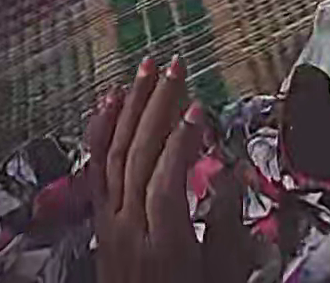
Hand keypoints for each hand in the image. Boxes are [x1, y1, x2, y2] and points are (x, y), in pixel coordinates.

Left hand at [85, 57, 208, 282]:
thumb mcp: (220, 274)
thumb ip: (225, 222)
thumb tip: (233, 170)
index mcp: (161, 246)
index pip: (165, 183)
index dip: (181, 142)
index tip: (199, 107)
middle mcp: (127, 230)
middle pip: (137, 157)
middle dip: (157, 104)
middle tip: (174, 66)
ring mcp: (108, 222)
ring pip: (115, 154)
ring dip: (132, 105)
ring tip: (146, 69)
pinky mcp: (99, 218)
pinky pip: (95, 167)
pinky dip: (102, 129)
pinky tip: (111, 101)